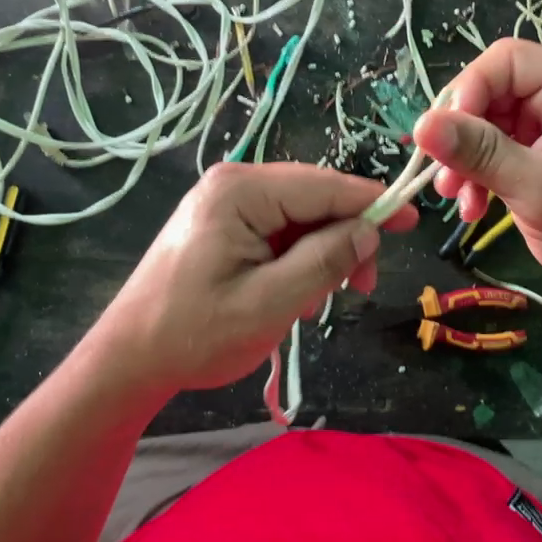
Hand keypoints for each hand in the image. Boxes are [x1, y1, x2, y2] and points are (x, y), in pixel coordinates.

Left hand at [91, 162, 416, 397]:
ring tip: (319, 301)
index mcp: (239, 191)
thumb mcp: (269, 303)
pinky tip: (295, 292)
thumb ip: (324, 261)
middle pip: (312, 198)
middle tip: (362, 286)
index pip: (323, 186)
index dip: (372, 203)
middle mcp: (233, 183)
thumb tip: (369, 231)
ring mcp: (225, 202)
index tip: (413, 218)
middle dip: (344, 238)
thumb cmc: (194, 334)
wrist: (128, 359)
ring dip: (321, 253)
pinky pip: (277, 230)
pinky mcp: (222, 223)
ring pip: (299, 217)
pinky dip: (297, 258)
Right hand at [414, 38, 541, 308]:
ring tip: (454, 198)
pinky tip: (472, 208)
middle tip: (442, 175)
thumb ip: (480, 153)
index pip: (506, 60)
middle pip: (491, 91)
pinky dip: (478, 175)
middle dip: (462, 132)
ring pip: (487, 124)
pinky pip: (496, 151)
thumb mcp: (539, 189)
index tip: (443, 135)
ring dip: (465, 159)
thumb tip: (421, 124)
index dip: (468, 90)